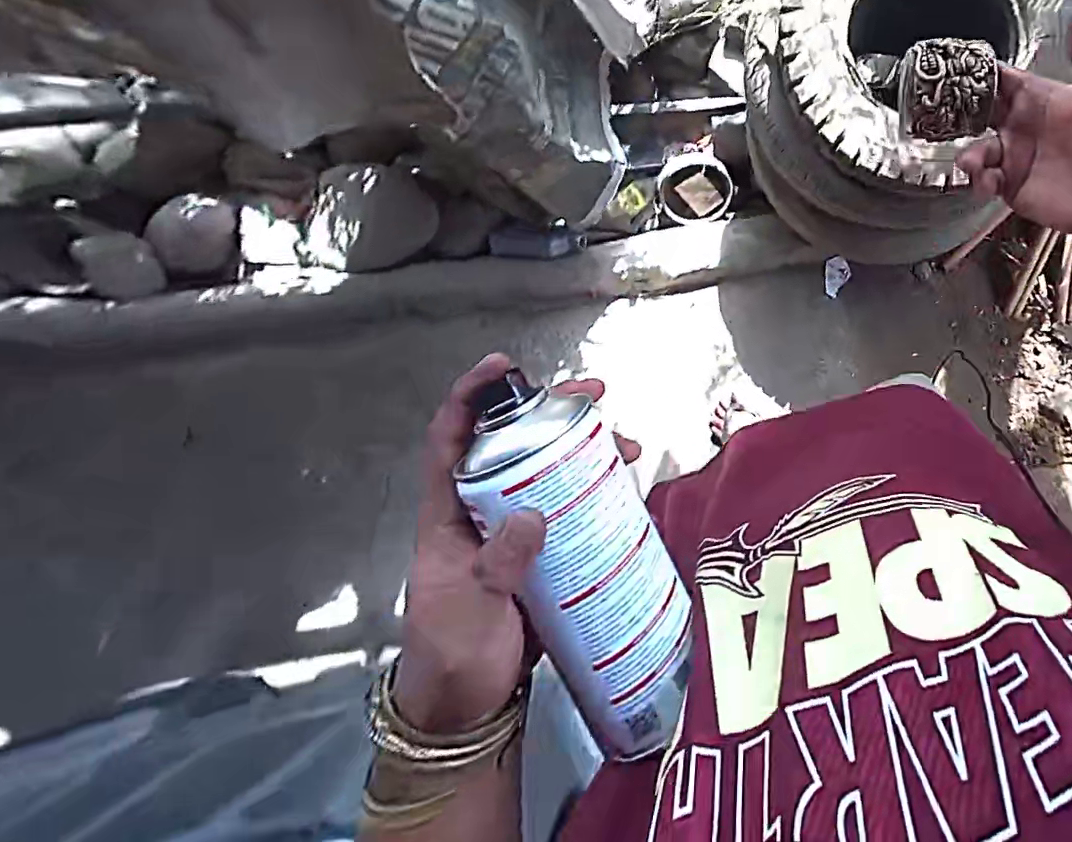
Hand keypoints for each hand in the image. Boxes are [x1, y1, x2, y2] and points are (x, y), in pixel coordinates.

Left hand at [391, 353, 640, 731]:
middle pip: (513, 442)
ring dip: (583, 447)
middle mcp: (482, 508)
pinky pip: (570, 505)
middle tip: (592, 394)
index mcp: (448, 512)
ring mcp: (515, 527)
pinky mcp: (544, 549)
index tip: (502, 366)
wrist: (469, 705)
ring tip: (622, 441)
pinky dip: (595, 488)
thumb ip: (498, 564)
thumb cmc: (451, 653)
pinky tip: (622, 485)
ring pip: (547, 469)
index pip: (450, 438)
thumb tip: (535, 514)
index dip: (470, 395)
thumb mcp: (468, 609)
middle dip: (550, 410)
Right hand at [957, 9, 1071, 237]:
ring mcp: (1014, 158)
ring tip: (974, 164)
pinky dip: (979, 181)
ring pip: (975, 150)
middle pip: (978, 114)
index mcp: (1042, 100)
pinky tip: (990, 183)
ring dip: (970, 155)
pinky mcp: (1009, 186)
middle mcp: (1023, 127)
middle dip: (959, 115)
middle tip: (942, 117)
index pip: (1002, 81)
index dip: (978, 74)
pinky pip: (982, 180)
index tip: (955, 70)